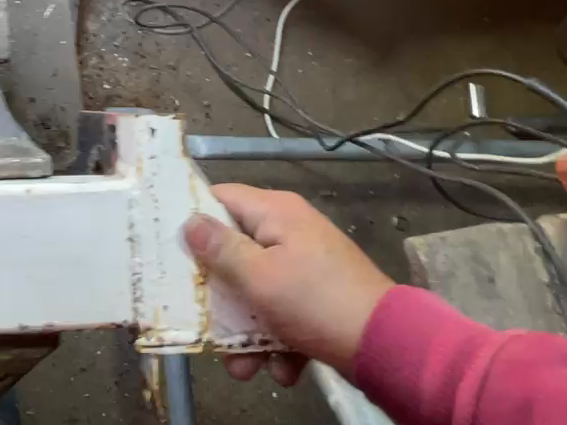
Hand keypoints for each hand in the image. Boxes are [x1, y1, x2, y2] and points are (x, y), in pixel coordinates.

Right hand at [183, 183, 394, 383]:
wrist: (394, 350)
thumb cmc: (317, 303)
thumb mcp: (259, 277)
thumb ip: (220, 249)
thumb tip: (189, 221)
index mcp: (275, 211)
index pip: (220, 197)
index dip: (193, 218)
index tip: (172, 248)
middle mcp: (291, 229)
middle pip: (237, 249)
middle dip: (221, 292)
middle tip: (204, 319)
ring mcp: (309, 263)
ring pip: (260, 286)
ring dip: (248, 326)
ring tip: (242, 367)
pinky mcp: (323, 295)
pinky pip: (287, 308)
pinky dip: (279, 338)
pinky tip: (280, 369)